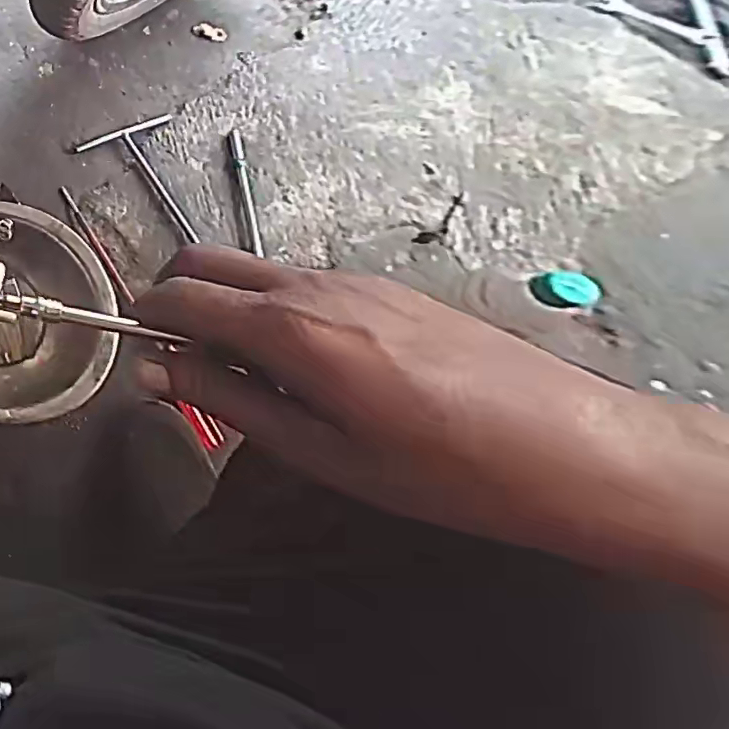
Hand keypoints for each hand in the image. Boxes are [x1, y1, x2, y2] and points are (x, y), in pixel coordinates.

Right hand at [134, 246, 684, 553]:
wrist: (588, 450)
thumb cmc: (445, 470)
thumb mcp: (318, 451)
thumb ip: (224, 399)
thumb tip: (154, 370)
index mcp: (287, 328)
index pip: (180, 296)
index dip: (145, 317)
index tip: (139, 349)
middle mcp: (308, 285)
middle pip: (203, 258)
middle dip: (171, 292)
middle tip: (177, 350)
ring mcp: (346, 277)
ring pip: (247, 268)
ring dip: (220, 302)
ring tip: (249, 372)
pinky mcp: (377, 283)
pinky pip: (291, 279)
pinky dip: (264, 305)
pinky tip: (303, 362)